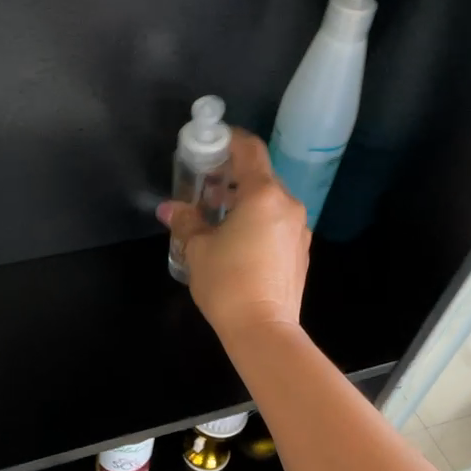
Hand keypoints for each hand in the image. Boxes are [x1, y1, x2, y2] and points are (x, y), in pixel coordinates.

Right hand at [158, 128, 310, 338]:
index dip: (229, 140)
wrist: (264, 330)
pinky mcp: (300, 252)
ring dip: (244, 201)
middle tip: (205, 186)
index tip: (209, 143)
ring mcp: (299, 230)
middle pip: (261, 176)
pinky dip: (257, 222)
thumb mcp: (198, 250)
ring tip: (216, 216)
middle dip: (232, 177)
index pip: (249, 150)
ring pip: (270, 202)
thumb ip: (186, 222)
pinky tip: (236, 241)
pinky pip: (277, 224)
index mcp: (264, 195)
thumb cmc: (228, 283)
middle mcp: (287, 205)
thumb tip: (170, 209)